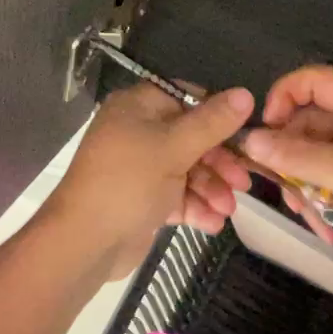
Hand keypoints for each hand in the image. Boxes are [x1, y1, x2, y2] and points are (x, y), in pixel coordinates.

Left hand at [44, 82, 254, 278]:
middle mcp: (137, 131)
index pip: (186, 99)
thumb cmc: (128, 181)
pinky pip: (177, 195)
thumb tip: (245, 93)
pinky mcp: (143, 198)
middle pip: (190, 137)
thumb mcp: (173, 147)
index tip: (246, 136)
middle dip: (218, 161)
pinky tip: (212, 223)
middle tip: (243, 182)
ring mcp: (140, 166)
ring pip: (187, 169)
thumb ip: (211, 123)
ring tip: (227, 209)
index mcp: (138, 107)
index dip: (217, 115)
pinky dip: (195, 206)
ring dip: (210, 188)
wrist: (86, 240)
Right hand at [241, 66, 332, 314]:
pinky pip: (328, 184)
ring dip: (303, 184)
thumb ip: (299, 155)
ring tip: (306, 214)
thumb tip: (249, 139)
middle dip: (290, 152)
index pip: (316, 81)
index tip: (265, 131)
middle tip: (277, 182)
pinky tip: (327, 231)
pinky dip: (320, 204)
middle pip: (310, 121)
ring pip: (315, 157)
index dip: (285, 96)